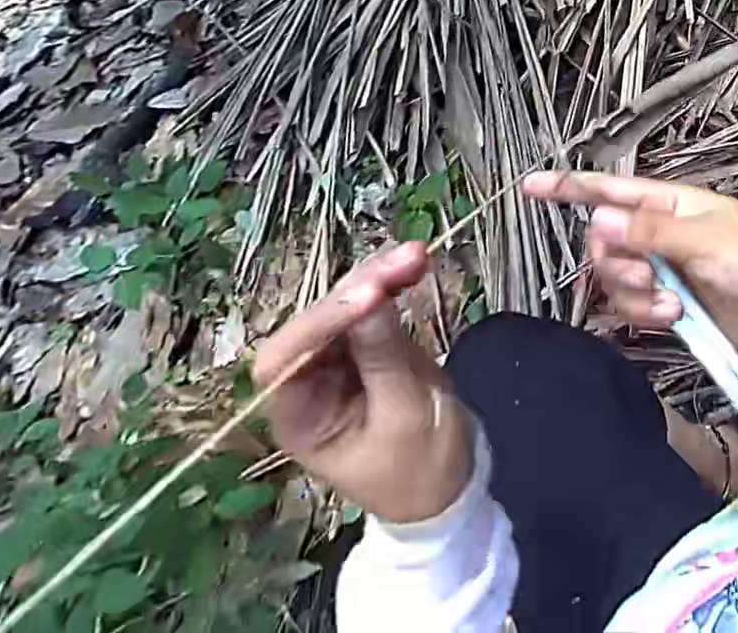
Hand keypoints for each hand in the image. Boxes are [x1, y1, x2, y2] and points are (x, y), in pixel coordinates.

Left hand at [252, 242, 472, 523]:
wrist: (451, 483)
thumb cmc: (422, 466)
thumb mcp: (405, 414)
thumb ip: (384, 355)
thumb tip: (371, 297)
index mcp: (300, 415)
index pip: (286, 360)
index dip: (320, 323)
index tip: (371, 298)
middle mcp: (310, 380)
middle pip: (318, 320)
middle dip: (360, 287)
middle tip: (408, 259)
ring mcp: (340, 358)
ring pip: (347, 303)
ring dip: (380, 275)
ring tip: (416, 255)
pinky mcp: (369, 343)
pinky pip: (374, 304)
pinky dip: (393, 282)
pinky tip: (413, 265)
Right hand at [521, 171, 737, 352]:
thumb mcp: (708, 238)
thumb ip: (652, 231)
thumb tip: (599, 217)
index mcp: (666, 204)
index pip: (608, 190)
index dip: (568, 187)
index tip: (530, 187)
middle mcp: (654, 234)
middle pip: (602, 243)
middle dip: (615, 264)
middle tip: (648, 277)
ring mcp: (658, 270)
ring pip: (613, 280)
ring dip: (634, 295)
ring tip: (670, 303)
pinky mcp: (664, 304)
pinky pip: (630, 309)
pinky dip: (644, 316)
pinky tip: (674, 317)